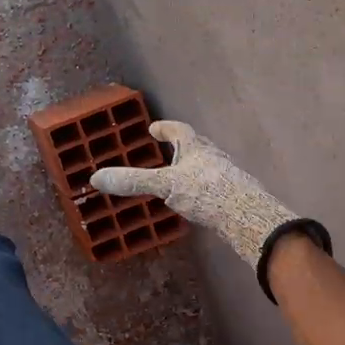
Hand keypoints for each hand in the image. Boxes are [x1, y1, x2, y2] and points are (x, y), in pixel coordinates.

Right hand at [89, 122, 328, 299]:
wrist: (248, 216)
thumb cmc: (207, 193)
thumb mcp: (164, 186)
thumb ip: (133, 182)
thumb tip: (96, 177)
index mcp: (195, 148)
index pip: (179, 131)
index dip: (166, 129)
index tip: (153, 129)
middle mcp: (213, 157)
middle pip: (195, 146)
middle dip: (180, 148)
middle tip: (165, 150)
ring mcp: (226, 175)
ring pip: (206, 165)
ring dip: (192, 167)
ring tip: (178, 176)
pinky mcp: (234, 194)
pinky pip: (214, 184)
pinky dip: (202, 187)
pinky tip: (197, 200)